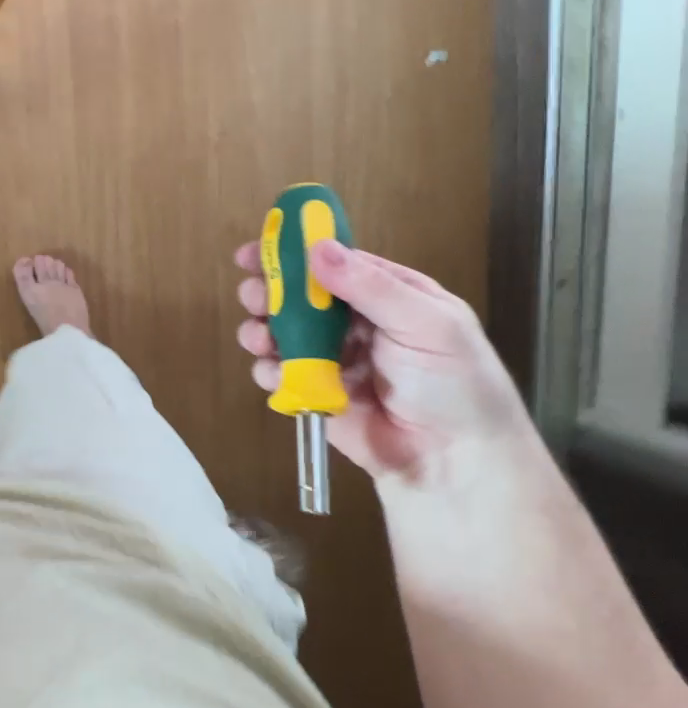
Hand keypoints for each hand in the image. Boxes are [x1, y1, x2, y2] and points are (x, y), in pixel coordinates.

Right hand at [233, 239, 528, 483]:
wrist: (451, 460)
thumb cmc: (455, 385)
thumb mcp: (426, 326)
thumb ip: (370, 287)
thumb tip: (317, 247)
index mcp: (387, 295)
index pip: (334, 261)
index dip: (293, 252)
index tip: (256, 249)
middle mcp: (354, 321)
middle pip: (295, 295)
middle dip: (267, 293)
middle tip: (254, 298)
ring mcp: (330, 356)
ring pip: (277, 332)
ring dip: (260, 332)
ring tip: (261, 341)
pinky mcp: (311, 388)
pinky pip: (275, 371)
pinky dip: (269, 371)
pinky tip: (279, 377)